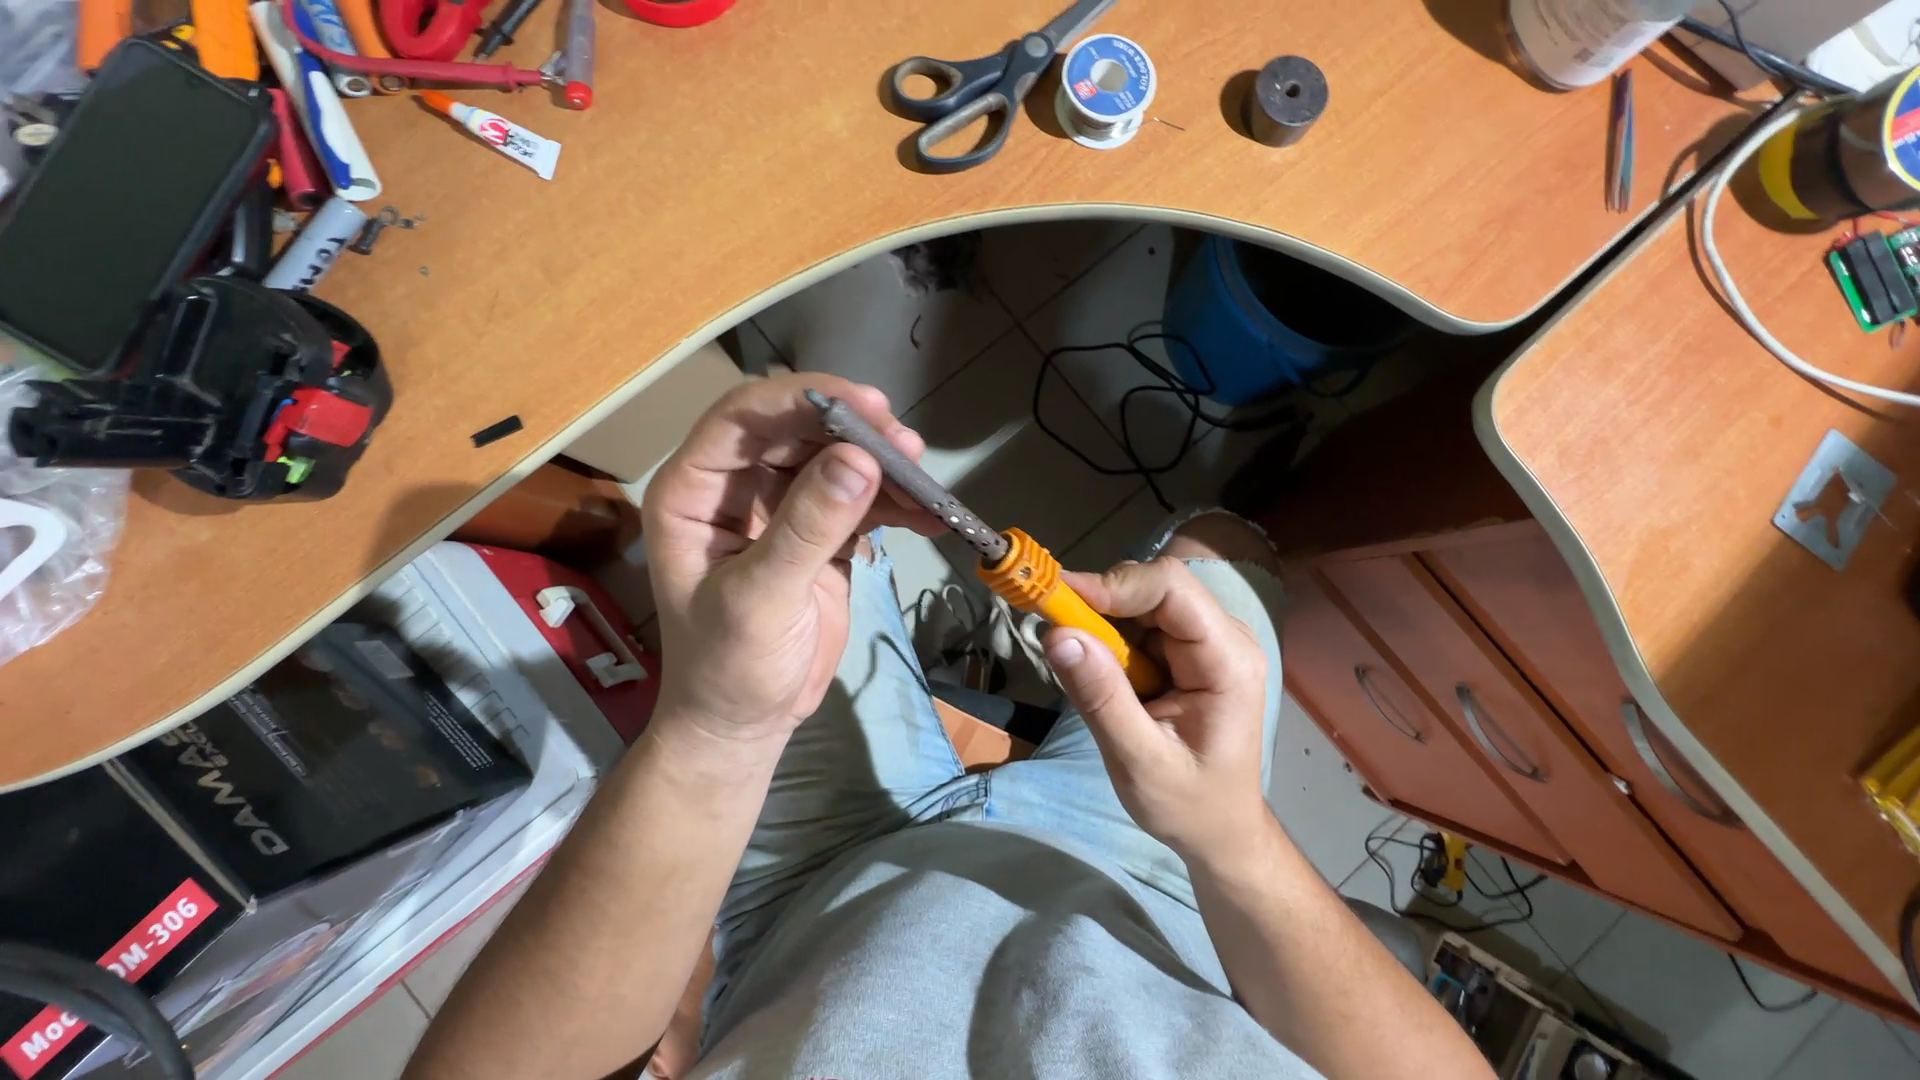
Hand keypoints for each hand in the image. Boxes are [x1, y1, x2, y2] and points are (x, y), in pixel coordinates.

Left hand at [642, 374, 938, 748]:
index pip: (744, 418)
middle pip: (799, 432)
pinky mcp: (820, 534)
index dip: (804, 400)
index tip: (867, 406)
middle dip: (854, 433)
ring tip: (926, 483)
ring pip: (836, 462)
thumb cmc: (728, 666)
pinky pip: (860, 501)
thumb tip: (860, 460)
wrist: (746, 722)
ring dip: (883, 468)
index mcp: (696, 490)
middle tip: (907, 445)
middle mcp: (736, 487)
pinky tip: (931, 515)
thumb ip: (807, 528)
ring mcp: (781, 508)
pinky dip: (896, 505)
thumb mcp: (761, 599)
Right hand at [1042, 559, 1269, 865]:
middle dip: (1100, 603)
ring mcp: (1204, 640)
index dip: (1113, 584)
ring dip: (1101, 623)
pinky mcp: (1183, 650)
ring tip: (1081, 669)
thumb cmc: (1190, 805)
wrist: (1219, 830)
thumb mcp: (1139, 762)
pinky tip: (1099, 674)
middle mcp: (1222, 636)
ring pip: (1140, 601)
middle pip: (1154, 586)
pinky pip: (1137, 623)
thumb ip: (1101, 698)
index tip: (1057, 601)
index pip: (1171, 588)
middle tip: (1057, 634)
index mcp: (1227, 660)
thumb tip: (1057, 635)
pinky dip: (1107, 639)